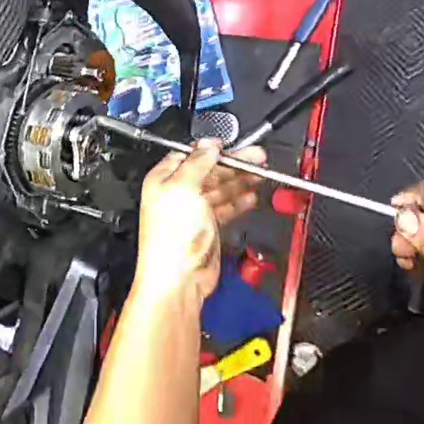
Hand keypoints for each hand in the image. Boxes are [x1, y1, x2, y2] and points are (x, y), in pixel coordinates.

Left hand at [134, 140, 266, 304]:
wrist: (179, 278)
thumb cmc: (170, 237)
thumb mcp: (183, 187)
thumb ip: (198, 162)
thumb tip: (209, 145)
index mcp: (164, 179)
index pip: (190, 155)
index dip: (211, 150)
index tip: (231, 145)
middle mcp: (178, 193)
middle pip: (210, 170)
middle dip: (234, 163)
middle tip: (256, 157)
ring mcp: (193, 210)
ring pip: (221, 188)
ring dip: (241, 179)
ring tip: (259, 172)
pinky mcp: (207, 227)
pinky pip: (226, 207)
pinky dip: (239, 200)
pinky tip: (251, 195)